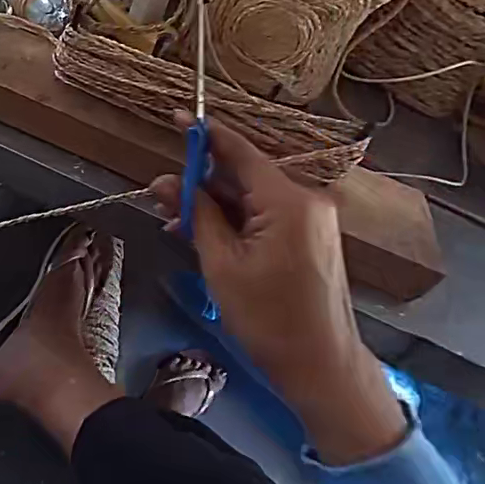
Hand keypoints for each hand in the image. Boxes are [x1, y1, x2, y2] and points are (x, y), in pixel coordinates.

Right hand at [149, 117, 405, 463]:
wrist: (322, 367)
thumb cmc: (267, 318)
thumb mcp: (221, 263)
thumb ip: (195, 213)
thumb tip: (164, 180)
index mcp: (287, 200)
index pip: (239, 152)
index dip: (204, 134)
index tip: (177, 116)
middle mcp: (306, 199)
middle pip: (244, 176)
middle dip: (202, 182)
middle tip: (162, 195)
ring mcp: (313, 218)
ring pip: (253, 198)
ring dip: (216, 206)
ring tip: (175, 222)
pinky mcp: (312, 236)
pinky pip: (267, 216)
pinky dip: (237, 222)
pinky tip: (205, 235)